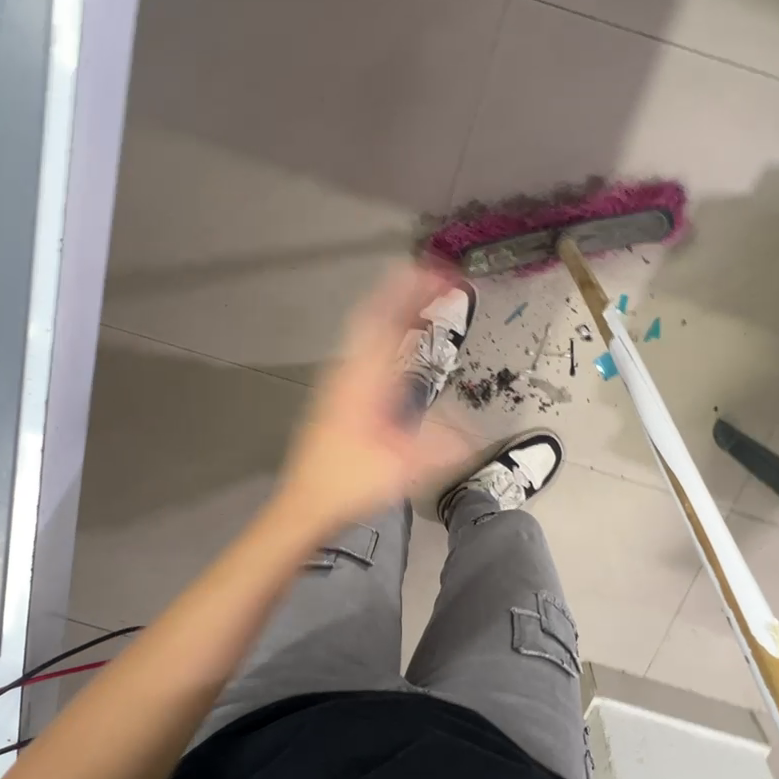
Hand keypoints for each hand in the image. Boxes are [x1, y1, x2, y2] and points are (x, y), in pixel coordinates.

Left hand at [272, 262, 472, 533]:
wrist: (304, 505)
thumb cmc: (347, 484)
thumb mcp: (400, 468)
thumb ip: (439, 447)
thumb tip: (473, 435)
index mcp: (362, 381)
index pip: (383, 320)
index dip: (409, 290)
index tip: (438, 272)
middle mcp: (347, 373)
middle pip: (373, 317)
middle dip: (405, 292)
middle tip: (436, 278)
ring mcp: (338, 383)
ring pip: (366, 332)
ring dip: (393, 311)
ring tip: (422, 299)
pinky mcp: (336, 396)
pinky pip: (364, 349)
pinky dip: (384, 333)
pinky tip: (396, 341)